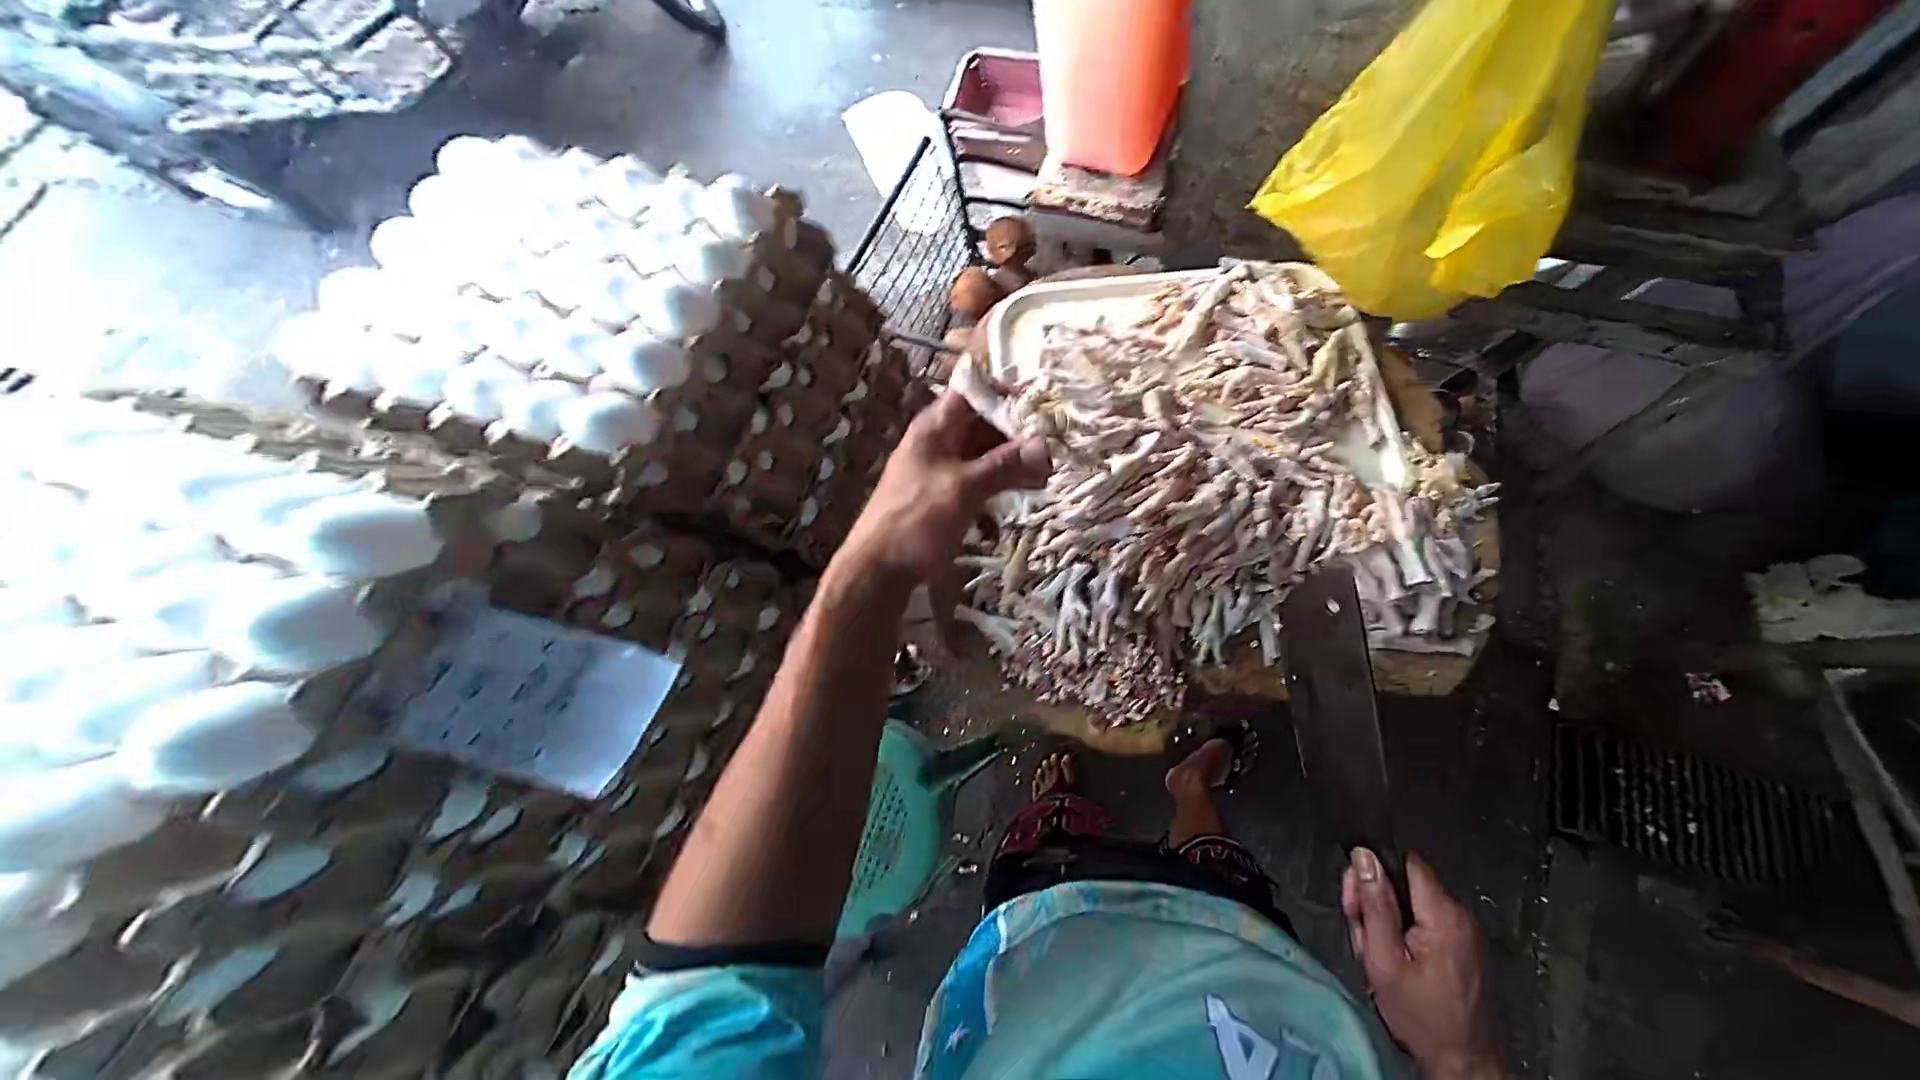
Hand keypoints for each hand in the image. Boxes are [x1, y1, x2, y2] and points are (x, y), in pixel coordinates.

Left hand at [837, 392, 1049, 584]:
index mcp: (935, 427)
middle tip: (1054, 446)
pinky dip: (1003, 479)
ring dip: (1015, 459)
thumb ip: (1003, 464)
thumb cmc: (917, 519)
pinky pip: (980, 477)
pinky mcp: (948, 494)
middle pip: (983, 422)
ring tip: (1048, 472)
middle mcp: (940, 440)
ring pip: (985, 452)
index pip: (972, 391)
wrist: (880, 567)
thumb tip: (1044, 444)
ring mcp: (943, 468)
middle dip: (1018, 431)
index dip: (1004, 393)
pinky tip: (1029, 488)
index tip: (1039, 407)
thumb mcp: (964, 488)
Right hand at [1342, 848, 1503, 1079]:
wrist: (1462, 1065)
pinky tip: (1393, 958)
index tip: (1356, 896)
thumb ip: (1372, 904)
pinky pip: (1421, 920)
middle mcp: (1460, 916)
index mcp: (1444, 915)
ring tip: (1377, 953)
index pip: (1404, 861)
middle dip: (1375, 900)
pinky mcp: (1461, 945)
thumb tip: (1363, 856)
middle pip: (1404, 882)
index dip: (1373, 871)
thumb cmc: (1419, 1016)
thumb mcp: (1383, 959)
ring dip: (1385, 919)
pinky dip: (1401, 932)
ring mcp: (1464, 932)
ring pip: (1409, 902)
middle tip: (1362, 933)